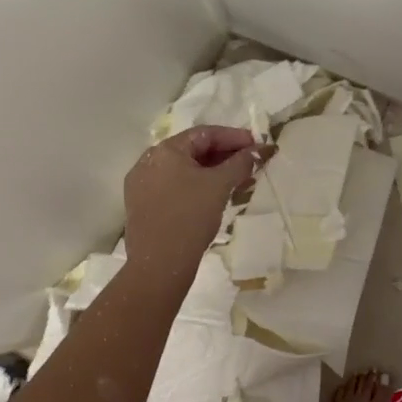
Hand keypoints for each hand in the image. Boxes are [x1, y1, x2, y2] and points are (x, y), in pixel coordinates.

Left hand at [122, 125, 264, 281]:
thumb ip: (242, 162)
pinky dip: (198, 186)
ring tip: (239, 182)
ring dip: (214, 172)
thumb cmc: (190, 217)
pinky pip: (175, 186)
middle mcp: (148, 162)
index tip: (256, 145)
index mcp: (164, 151)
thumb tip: (260, 150)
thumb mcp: (221, 185)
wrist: (158, 267)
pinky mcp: (143, 206)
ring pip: (185, 170)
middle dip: (225, 156)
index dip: (234, 137)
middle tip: (250, 163)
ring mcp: (142, 185)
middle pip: (194, 150)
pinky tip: (216, 196)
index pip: (205, 134)